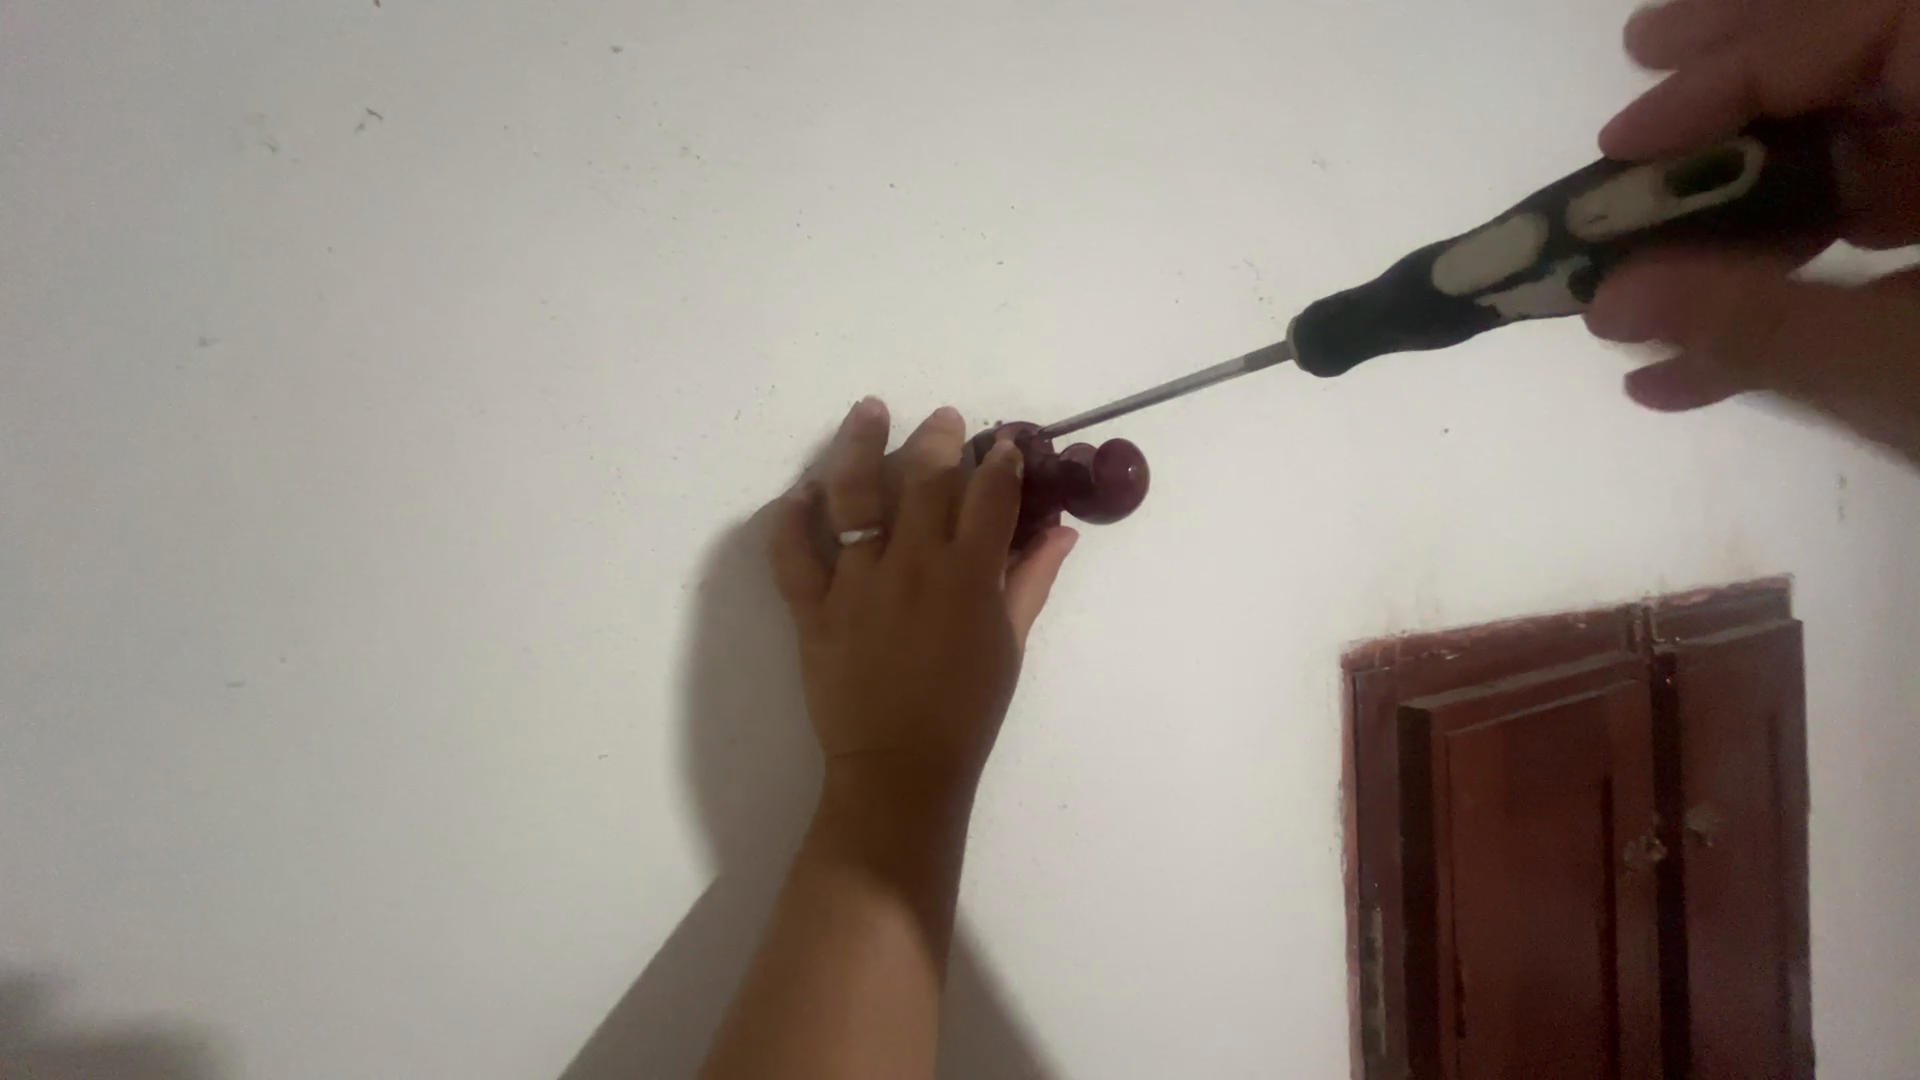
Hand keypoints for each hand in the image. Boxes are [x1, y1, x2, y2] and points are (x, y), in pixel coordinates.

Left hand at [766, 400, 1077, 803]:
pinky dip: (790, 517)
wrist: (900, 767)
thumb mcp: (1011, 645)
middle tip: (944, 418)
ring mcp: (856, 582)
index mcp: (968, 576)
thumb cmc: (966, 711)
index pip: (990, 496)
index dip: (1000, 462)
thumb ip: (1033, 581)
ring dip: (861, 445)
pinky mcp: (812, 607)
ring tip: (869, 409)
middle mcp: (912, 565)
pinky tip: (802, 491)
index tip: (1003, 442)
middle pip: (925, 481)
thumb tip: (1062, 531)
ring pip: (854, 497)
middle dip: (939, 440)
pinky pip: (792, 552)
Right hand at [1586, 0, 1919, 459]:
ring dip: (1756, 193)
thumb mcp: (1914, 372)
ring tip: (1643, 204)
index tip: (1618, 146)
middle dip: (1757, 61)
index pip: (1870, 32)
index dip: (1730, 76)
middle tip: (1646, 47)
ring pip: (1887, 144)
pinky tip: (1691, 368)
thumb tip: (1609, 303)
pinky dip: (1800, 284)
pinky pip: (1903, 230)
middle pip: (1887, 51)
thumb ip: (1756, 329)